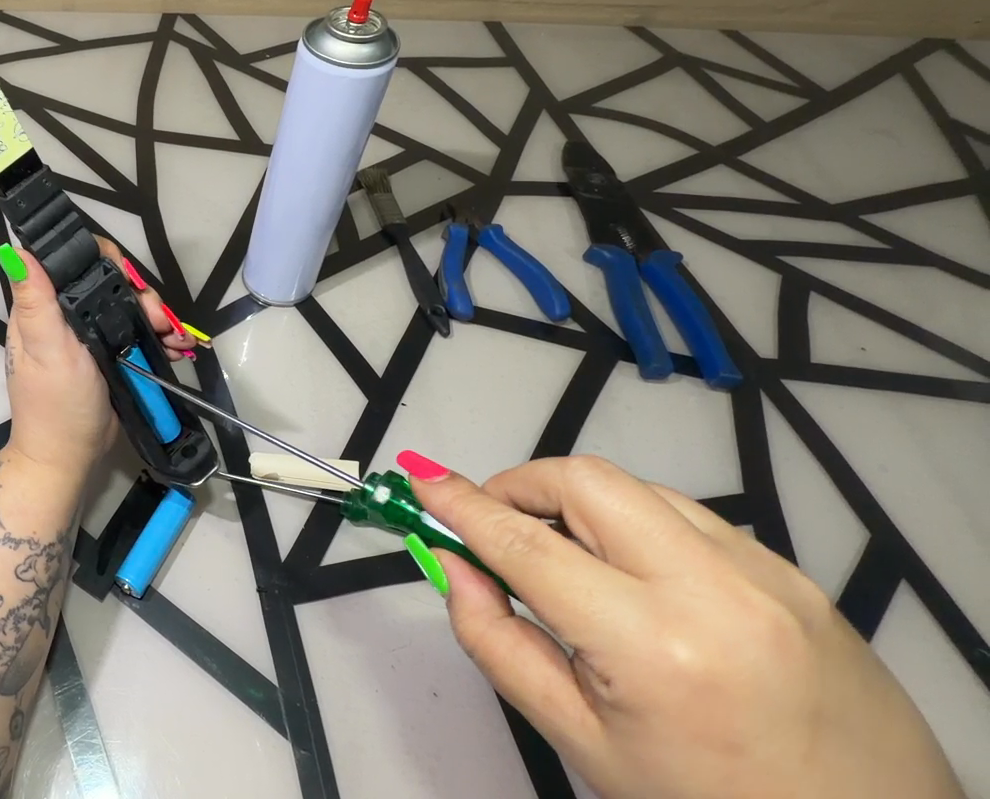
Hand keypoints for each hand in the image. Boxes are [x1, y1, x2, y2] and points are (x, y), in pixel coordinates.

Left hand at [0, 238, 191, 479]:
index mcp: (43, 309)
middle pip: (108, 283)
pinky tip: (178, 348)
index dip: (102, 261)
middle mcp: (65, 316)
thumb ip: (36, 303)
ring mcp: (90, 336)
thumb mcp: (47, 350)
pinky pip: (138, 333)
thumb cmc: (56, 404)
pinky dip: (160, 337)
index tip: (126, 277)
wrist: (71, 456)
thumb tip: (16, 252)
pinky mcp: (111, 355)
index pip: (73, 265)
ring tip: (174, 338)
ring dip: (156, 317)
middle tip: (157, 319)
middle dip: (139, 295)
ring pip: (128, 307)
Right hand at [408, 454, 962, 798]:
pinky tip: (634, 577)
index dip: (462, 506)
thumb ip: (496, 641)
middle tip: (494, 524)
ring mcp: (768, 576)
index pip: (526, 546)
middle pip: (585, 482)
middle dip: (521, 485)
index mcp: (652, 646)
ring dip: (578, 504)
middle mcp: (716, 591)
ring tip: (567, 558)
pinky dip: (636, 525)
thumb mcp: (578, 739)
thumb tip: (452, 563)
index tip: (422, 479)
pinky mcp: (796, 576)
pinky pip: (689, 517)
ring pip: (637, 489)